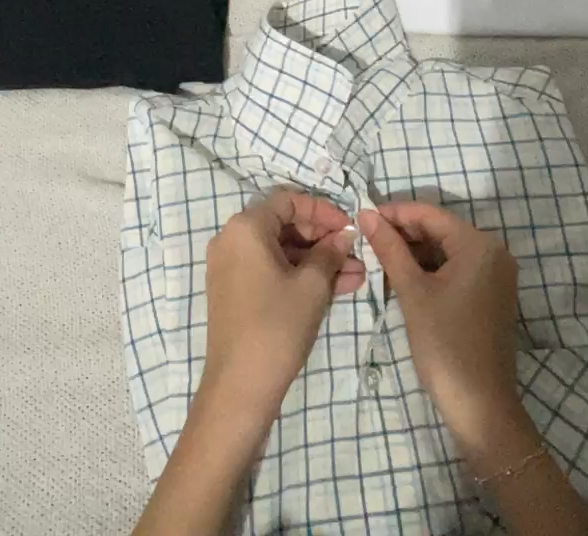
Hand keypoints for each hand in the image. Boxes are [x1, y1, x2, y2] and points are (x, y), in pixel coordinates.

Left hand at [199, 190, 365, 428]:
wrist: (240, 386)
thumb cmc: (277, 326)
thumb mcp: (312, 286)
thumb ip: (330, 253)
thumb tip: (344, 236)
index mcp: (245, 227)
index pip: (288, 201)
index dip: (322, 210)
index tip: (349, 228)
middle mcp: (231, 239)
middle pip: (284, 225)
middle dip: (323, 240)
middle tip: (356, 255)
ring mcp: (230, 266)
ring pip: (281, 251)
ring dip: (317, 261)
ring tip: (357, 276)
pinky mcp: (234, 291)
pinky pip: (271, 270)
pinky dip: (300, 276)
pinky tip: (336, 288)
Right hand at [356, 201, 534, 465]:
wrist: (480, 404)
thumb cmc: (444, 343)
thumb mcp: (412, 291)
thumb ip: (390, 248)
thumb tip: (366, 214)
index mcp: (478, 244)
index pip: (429, 214)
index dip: (394, 213)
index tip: (361, 217)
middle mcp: (494, 250)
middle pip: (440, 228)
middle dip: (404, 232)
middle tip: (367, 239)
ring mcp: (497, 273)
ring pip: (447, 248)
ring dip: (415, 250)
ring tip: (380, 257)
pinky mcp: (493, 292)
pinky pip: (458, 266)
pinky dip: (431, 267)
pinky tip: (404, 274)